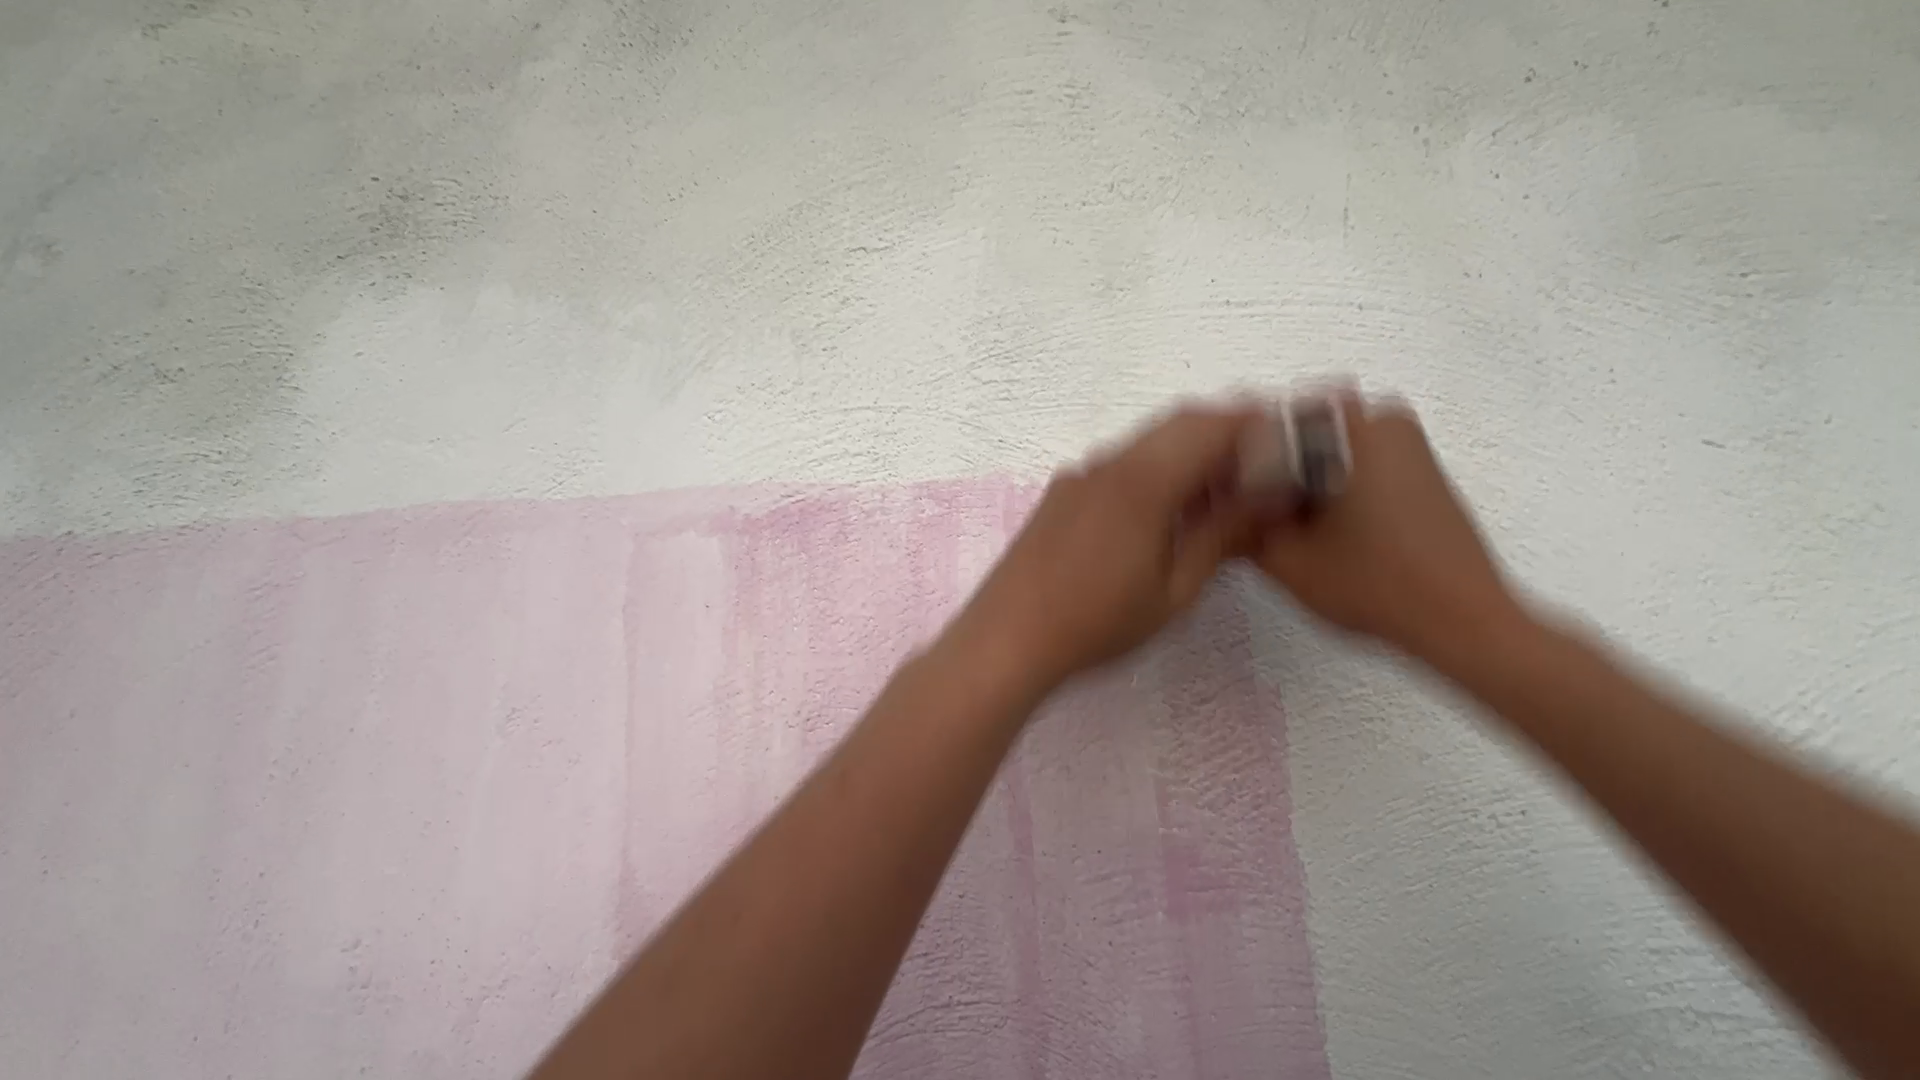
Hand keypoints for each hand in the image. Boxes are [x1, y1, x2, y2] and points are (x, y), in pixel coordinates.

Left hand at [942, 404, 1259, 699]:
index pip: (1210, 425)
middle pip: (1178, 425)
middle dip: (1227, 437)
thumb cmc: (1096, 625)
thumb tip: (1270, 497)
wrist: (1005, 640)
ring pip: (1147, 445)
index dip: (1256, 425)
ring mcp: (1079, 477)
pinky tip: (1168, 516)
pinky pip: (1120, 467)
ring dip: (1190, 456)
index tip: (1290, 445)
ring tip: (1222, 499)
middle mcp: (1107, 465)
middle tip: (1262, 474)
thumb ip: (1223, 535)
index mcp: (1141, 481)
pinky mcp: (1062, 496)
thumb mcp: (1174, 590)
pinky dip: (1156, 473)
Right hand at [1249, 392, 1518, 658]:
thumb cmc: (1380, 585)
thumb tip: (1214, 504)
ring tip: (1282, 526)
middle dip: (1270, 463)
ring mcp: (1409, 447)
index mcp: (1355, 427)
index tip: (1228, 485)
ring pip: (1328, 449)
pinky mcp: (1421, 474)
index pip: (1272, 415)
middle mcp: (1387, 422)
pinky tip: (1321, 533)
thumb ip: (1237, 523)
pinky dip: (1331, 488)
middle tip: (1250, 508)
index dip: (1240, 450)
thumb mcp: (1284, 559)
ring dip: (1299, 478)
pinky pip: (1355, 464)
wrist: (1461, 621)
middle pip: (1300, 430)